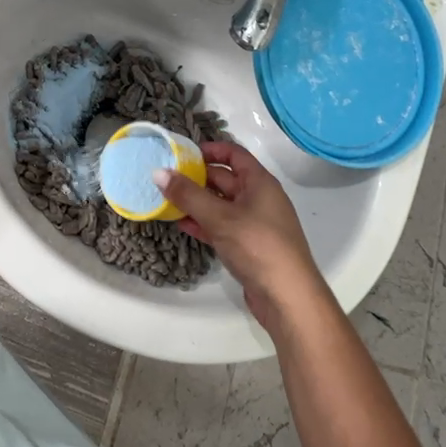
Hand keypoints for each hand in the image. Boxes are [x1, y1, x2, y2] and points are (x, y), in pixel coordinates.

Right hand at [157, 142, 327, 328]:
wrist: (287, 297)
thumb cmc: (257, 245)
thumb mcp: (220, 217)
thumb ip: (188, 194)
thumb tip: (158, 172)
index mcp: (260, 182)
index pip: (234, 154)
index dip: (210, 149)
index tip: (182, 153)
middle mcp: (259, 198)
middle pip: (225, 179)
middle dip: (197, 177)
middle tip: (166, 177)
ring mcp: (254, 223)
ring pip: (221, 204)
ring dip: (196, 202)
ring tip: (167, 199)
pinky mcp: (248, 245)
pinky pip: (222, 226)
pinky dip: (203, 223)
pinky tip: (181, 224)